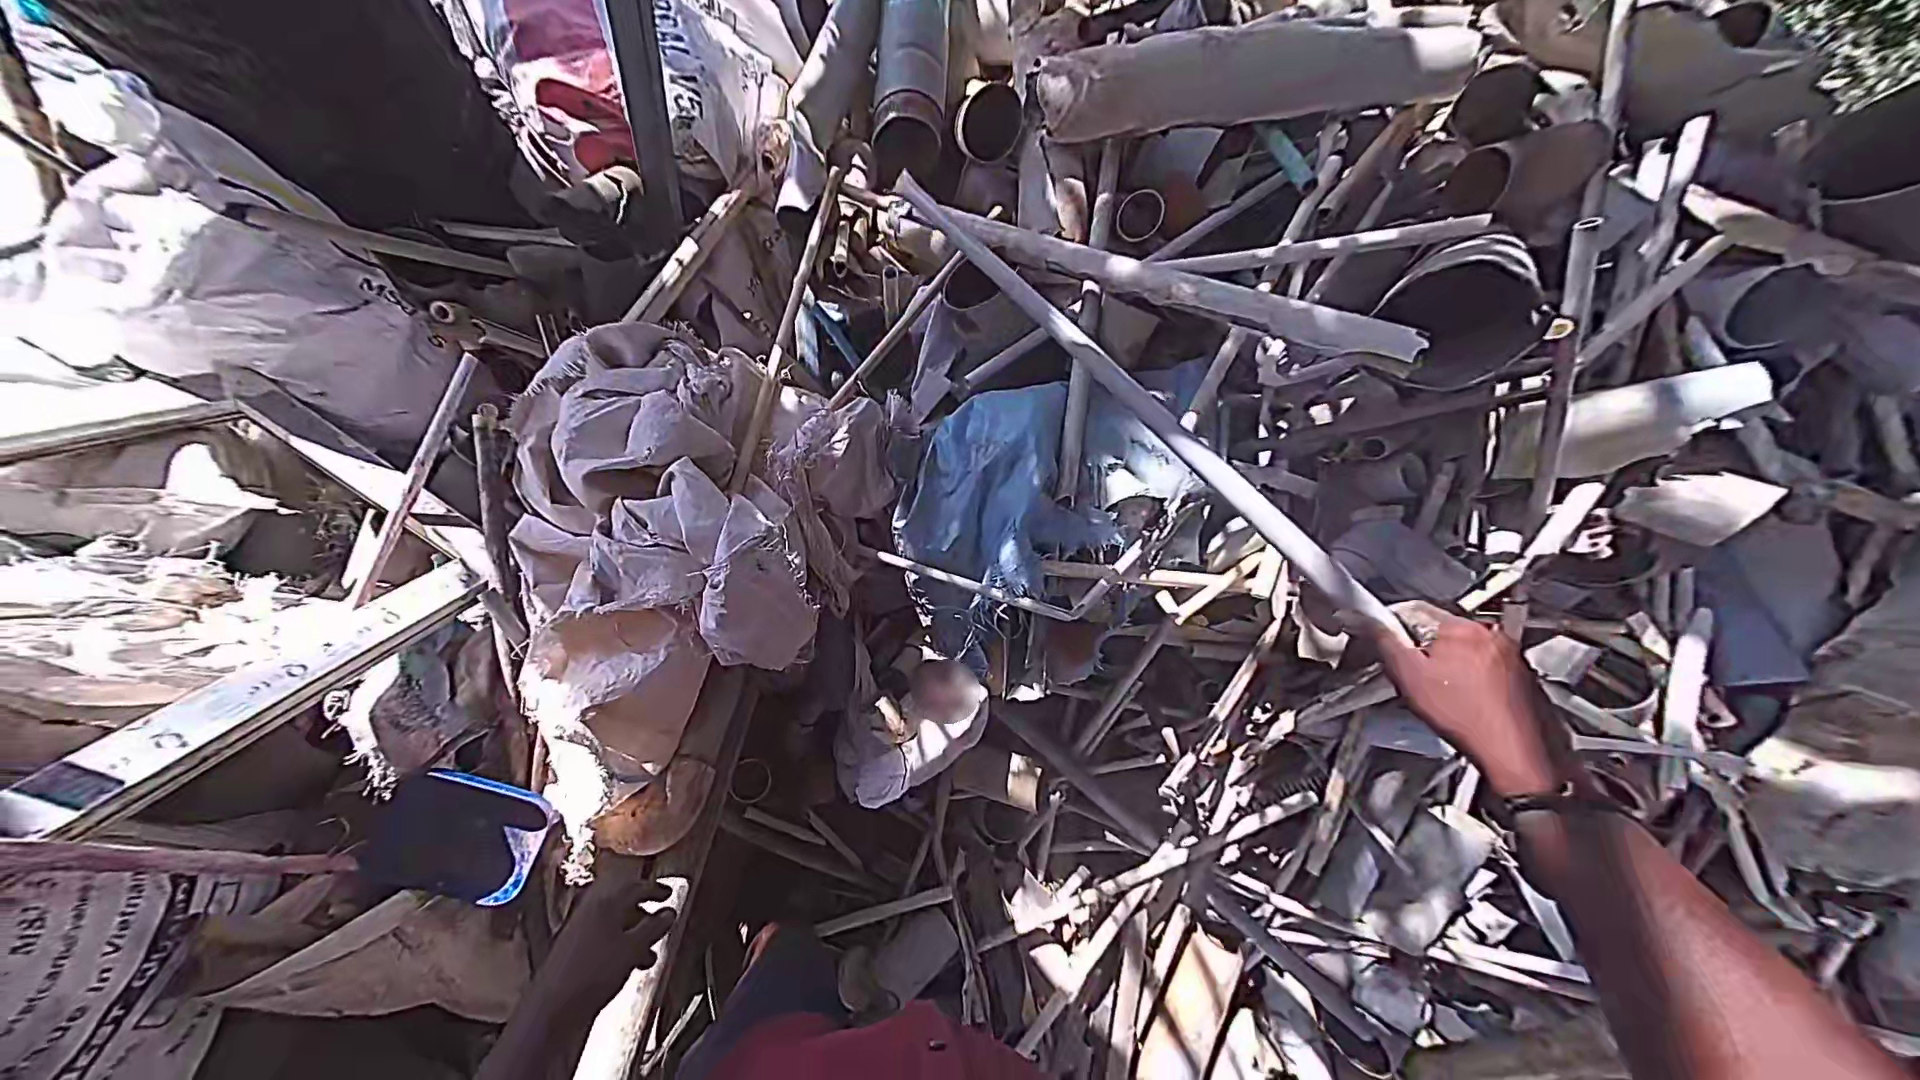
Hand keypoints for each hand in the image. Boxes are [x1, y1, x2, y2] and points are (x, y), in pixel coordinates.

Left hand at [539, 871, 676, 1017]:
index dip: (655, 889)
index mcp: (606, 904)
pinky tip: (626, 966)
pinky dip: (617, 947)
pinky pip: (601, 941)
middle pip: (623, 905)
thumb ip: (654, 927)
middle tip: (659, 921)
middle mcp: (589, 913)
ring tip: (647, 953)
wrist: (551, 1013)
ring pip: (612, 925)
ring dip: (632, 935)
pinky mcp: (568, 955)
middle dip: (643, 914)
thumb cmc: (594, 974)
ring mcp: (576, 933)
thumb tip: (669, 913)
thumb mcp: (634, 948)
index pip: (636, 887)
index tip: (668, 893)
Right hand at [1366, 602, 1570, 798]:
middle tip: (1414, 675)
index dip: (1392, 629)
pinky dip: (1470, 677)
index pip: (1412, 610)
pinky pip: (1483, 665)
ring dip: (1447, 663)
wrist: (1518, 753)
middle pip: (1438, 630)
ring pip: (1462, 648)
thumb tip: (1369, 620)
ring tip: (1442, 692)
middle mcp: (1492, 634)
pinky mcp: (1522, 674)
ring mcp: (1510, 654)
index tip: (1386, 643)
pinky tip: (1464, 701)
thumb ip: (1385, 641)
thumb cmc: (1468, 718)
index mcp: (1462, 627)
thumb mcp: (1408, 675)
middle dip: (1422, 648)